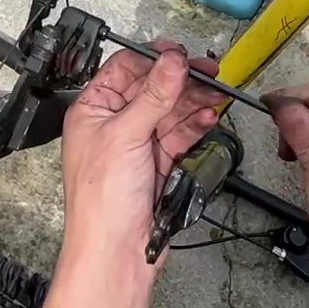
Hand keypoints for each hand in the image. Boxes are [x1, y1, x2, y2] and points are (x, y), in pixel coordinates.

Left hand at [60, 45, 224, 275]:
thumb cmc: (100, 202)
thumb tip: (172, 61)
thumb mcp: (126, 136)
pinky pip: (180, 134)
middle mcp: (114, 122)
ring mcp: (138, 142)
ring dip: (194, 101)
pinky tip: (208, 117)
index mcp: (93, 109)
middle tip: (208, 71)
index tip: (180, 53)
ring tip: (215, 93)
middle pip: (153, 87)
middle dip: (181, 79)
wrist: (116, 254)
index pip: (124, 68)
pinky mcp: (158, 161)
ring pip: (171, 110)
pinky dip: (195, 124)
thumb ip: (154, 95)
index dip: (153, 58)